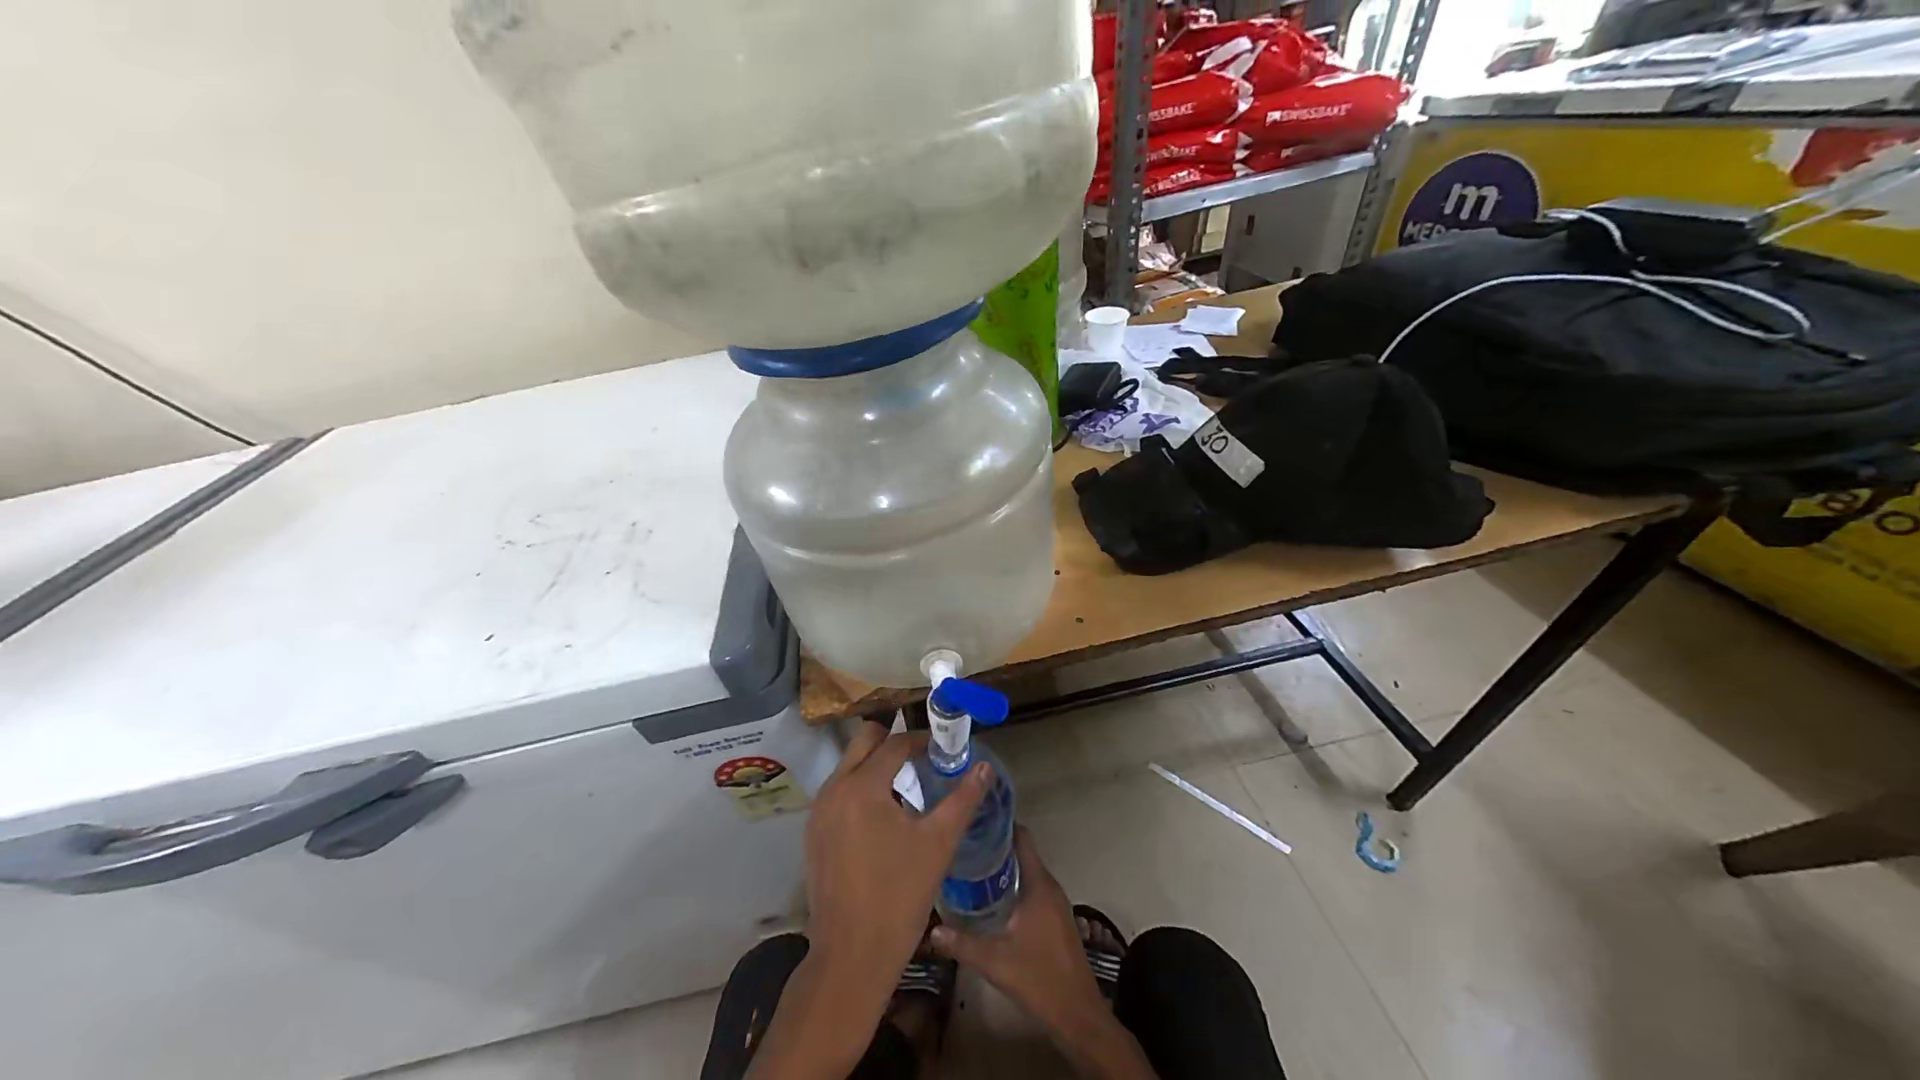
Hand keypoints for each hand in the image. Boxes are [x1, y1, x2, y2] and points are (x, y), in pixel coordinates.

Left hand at [751, 720, 989, 1079]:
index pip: (894, 743)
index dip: (922, 741)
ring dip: (877, 767)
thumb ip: (963, 799)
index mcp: (861, 786)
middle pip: (864, 742)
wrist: (853, 954)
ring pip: (849, 767)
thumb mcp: (938, 843)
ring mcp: (818, 812)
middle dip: (894, 743)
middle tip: (924, 760)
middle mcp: (833, 790)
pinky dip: (862, 790)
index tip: (946, 750)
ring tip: (910, 787)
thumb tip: (983, 768)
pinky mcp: (814, 834)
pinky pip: (840, 793)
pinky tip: (886, 817)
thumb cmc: (899, 895)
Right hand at [928, 827, 1104, 1033]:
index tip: (975, 819)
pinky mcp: (1055, 920)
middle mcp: (1050, 887)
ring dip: (1003, 868)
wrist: (1078, 1014)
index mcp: (1039, 885)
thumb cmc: (1039, 978)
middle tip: (964, 843)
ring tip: (970, 866)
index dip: (1001, 824)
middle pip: (1022, 853)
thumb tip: (930, 929)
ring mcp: (1055, 904)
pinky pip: (1032, 890)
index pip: (1022, 838)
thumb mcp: (994, 960)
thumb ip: (961, 942)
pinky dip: (1012, 886)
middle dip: (995, 846)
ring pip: (1026, 873)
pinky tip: (990, 898)